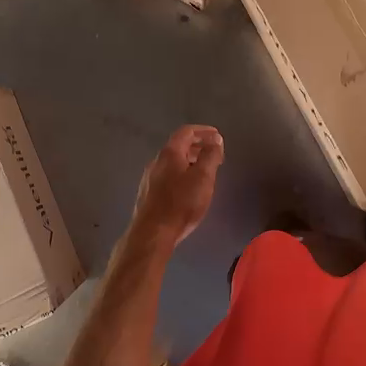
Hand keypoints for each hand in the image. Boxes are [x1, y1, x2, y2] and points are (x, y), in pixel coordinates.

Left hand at [130, 125, 222, 248]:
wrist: (152, 234)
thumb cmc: (181, 203)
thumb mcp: (203, 177)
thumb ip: (210, 155)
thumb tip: (215, 138)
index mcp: (170, 153)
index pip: (186, 132)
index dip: (203, 131)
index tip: (217, 137)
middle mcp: (157, 161)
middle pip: (178, 146)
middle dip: (198, 147)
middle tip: (214, 155)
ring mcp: (150, 178)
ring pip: (172, 162)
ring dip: (190, 161)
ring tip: (204, 172)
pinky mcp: (148, 194)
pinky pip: (168, 175)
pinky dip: (181, 174)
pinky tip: (188, 189)